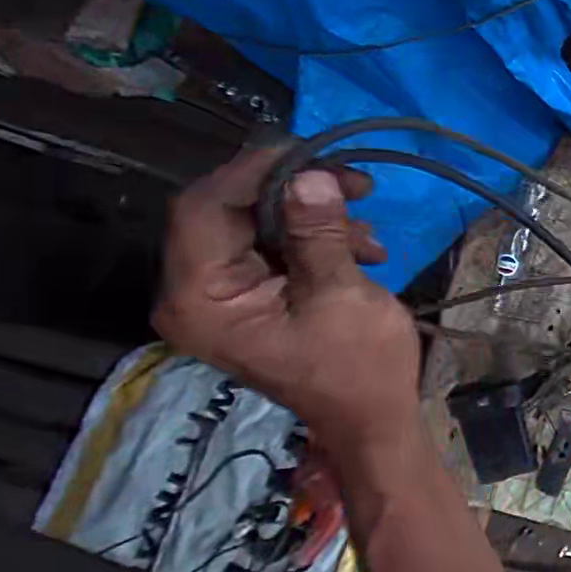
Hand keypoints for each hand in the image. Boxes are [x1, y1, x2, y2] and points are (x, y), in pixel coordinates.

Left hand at [152, 145, 421, 441]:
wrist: (374, 419)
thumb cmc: (360, 368)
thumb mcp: (343, 296)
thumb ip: (320, 234)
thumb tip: (311, 175)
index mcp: (202, 301)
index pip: (204, 209)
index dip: (254, 172)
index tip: (312, 152)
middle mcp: (196, 295)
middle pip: (228, 214)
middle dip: (294, 193)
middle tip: (353, 183)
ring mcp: (224, 297)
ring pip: (256, 227)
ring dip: (313, 219)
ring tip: (369, 234)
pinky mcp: (252, 299)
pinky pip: (273, 249)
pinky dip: (315, 241)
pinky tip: (361, 248)